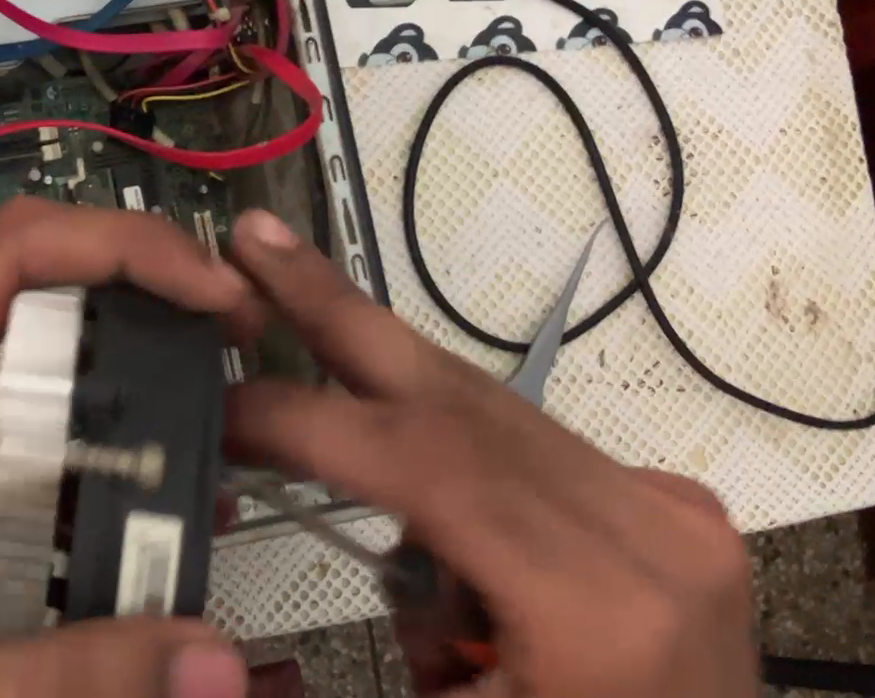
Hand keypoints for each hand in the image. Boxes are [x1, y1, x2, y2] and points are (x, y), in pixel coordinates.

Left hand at [0, 199, 254, 697]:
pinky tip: (161, 475)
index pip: (18, 252)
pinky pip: (44, 407)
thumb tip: (209, 656)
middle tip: (227, 332)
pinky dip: (108, 422)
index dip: (121, 246)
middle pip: (42, 271)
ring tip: (212, 398)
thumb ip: (69, 669)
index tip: (208, 290)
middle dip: (142, 282)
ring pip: (50, 334)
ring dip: (132, 349)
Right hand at [222, 211, 755, 697]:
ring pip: (469, 393)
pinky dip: (419, 417)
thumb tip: (251, 570)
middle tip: (255, 238)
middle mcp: (642, 525)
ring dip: (361, 354)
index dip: (301, 420)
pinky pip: (502, 427)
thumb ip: (341, 636)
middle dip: (333, 304)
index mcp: (597, 602)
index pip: (416, 461)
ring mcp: (658, 501)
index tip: (217, 407)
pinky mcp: (651, 496)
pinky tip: (384, 447)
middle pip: (447, 384)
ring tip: (283, 296)